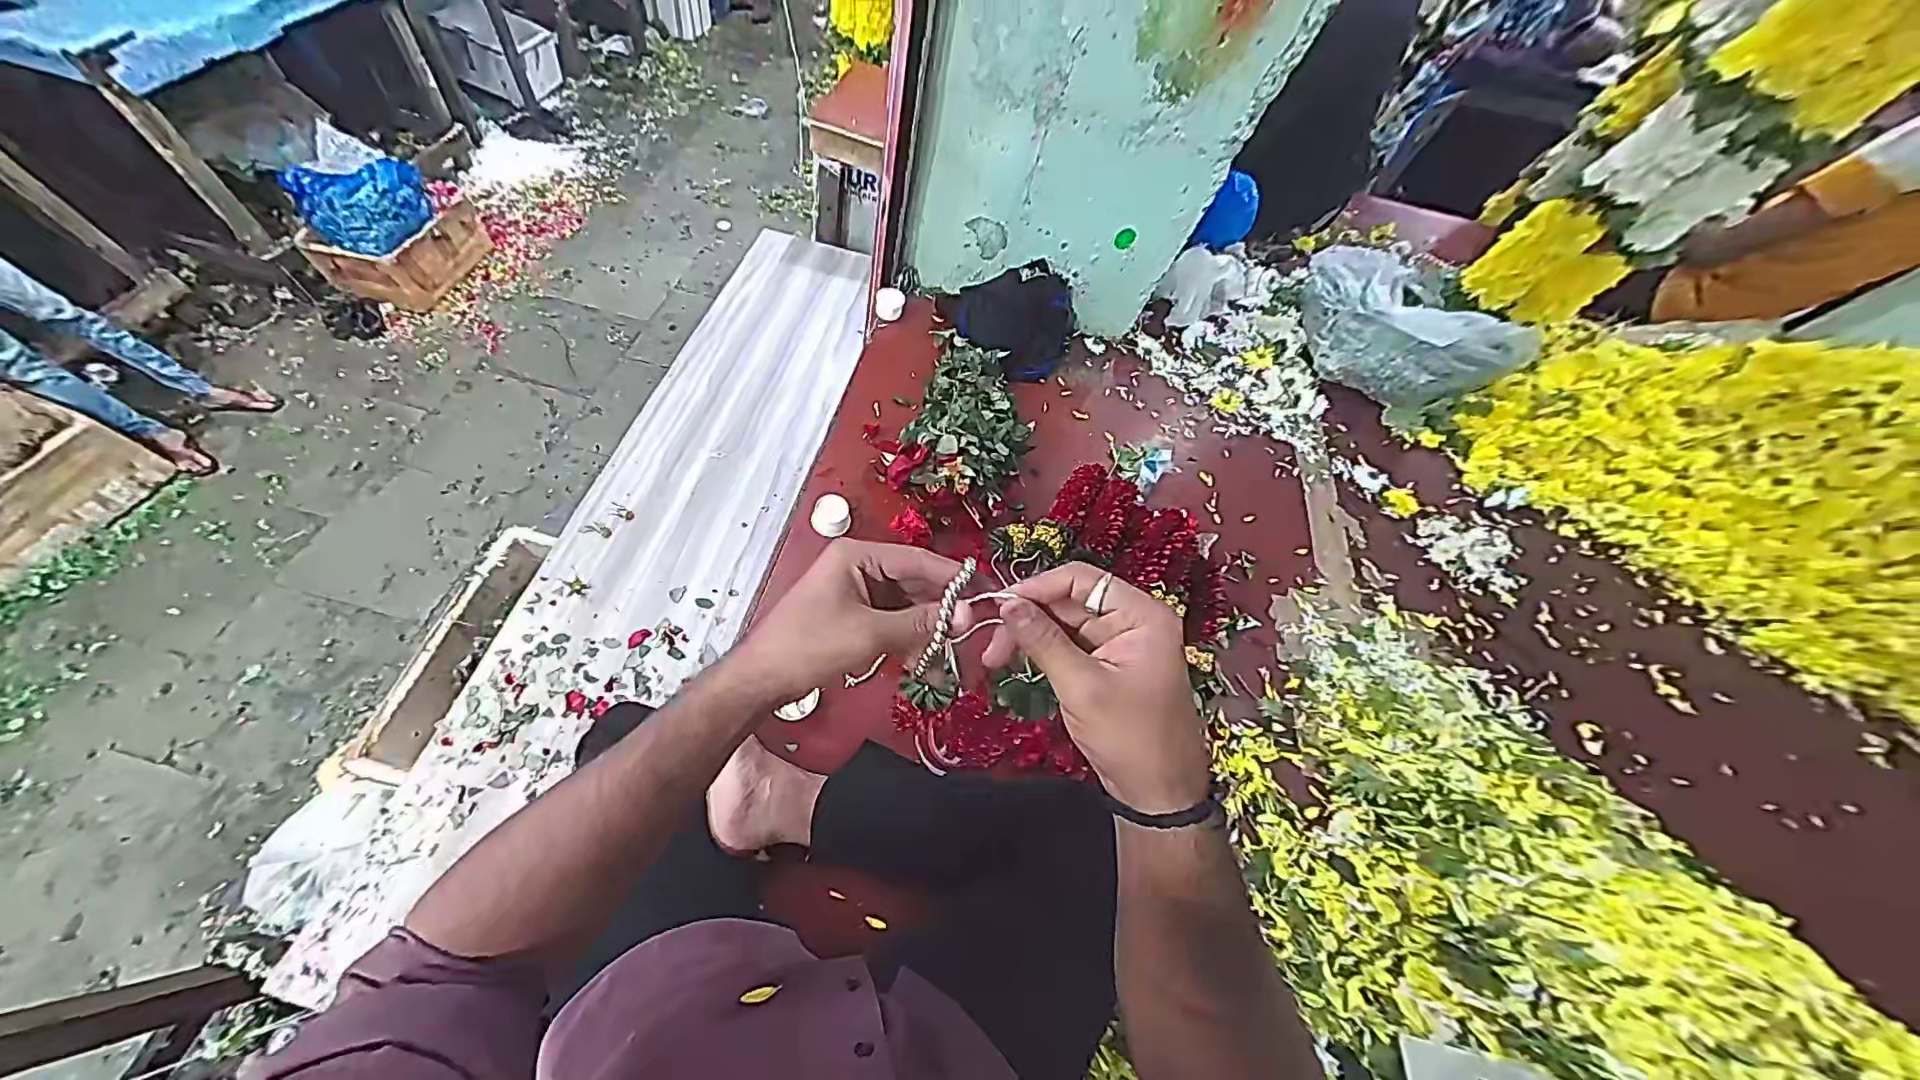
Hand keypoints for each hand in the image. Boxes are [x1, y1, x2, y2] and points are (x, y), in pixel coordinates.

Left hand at [733, 538, 964, 704]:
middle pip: (913, 584)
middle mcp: (859, 567)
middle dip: (939, 613)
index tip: (983, 593)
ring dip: (925, 633)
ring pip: (905, 608)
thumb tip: (965, 615)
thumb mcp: (868, 634)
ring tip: (945, 661)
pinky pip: (891, 623)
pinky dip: (907, 641)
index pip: (917, 560)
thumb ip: (918, 623)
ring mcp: (856, 592)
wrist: (761, 680)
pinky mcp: (854, 616)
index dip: (951, 578)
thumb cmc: (808, 646)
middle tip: (968, 634)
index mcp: (857, 556)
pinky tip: (922, 665)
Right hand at [982, 563, 1210, 813]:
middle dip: (1027, 616)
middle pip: (1069, 600)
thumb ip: (1043, 640)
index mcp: (1141, 616)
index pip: (1083, 579)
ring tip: (995, 658)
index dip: (1038, 587)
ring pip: (1063, 623)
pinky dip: (1041, 650)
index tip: (1000, 604)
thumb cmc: (1131, 739)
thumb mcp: (1082, 686)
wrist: (1159, 795)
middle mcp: (1132, 621)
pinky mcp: (1105, 664)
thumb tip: (1007, 604)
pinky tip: (1015, 661)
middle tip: (991, 643)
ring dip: (1029, 635)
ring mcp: (1118, 643)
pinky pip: (1067, 644)